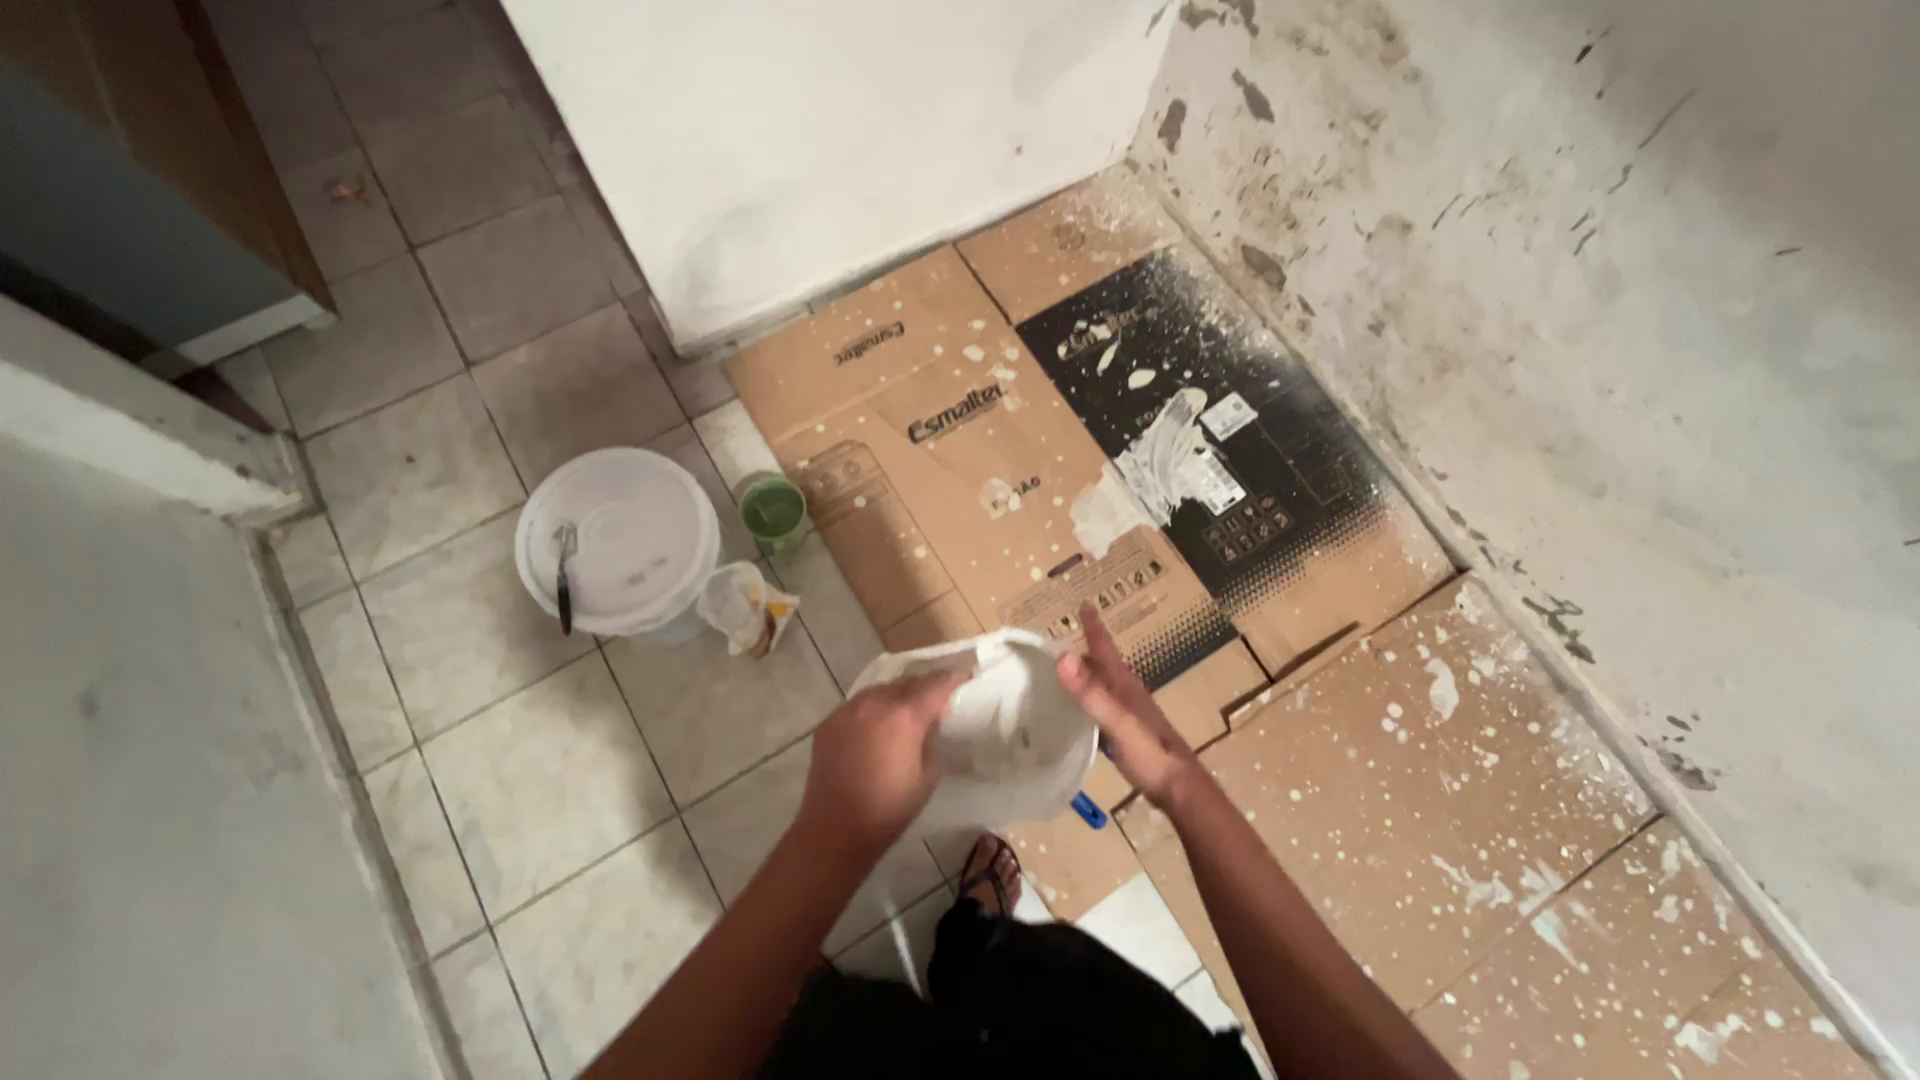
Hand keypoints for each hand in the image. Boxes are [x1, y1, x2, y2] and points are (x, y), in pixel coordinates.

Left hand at [794, 670, 968, 860]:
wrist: (835, 828)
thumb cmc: (889, 808)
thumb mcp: (927, 775)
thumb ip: (931, 739)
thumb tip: (929, 721)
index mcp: (905, 715)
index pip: (936, 684)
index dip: (953, 677)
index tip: (965, 674)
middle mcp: (875, 702)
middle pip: (906, 682)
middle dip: (923, 686)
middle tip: (935, 699)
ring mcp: (847, 710)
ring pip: (879, 690)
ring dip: (896, 696)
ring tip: (903, 713)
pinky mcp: (829, 722)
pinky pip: (857, 706)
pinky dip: (871, 711)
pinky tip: (874, 730)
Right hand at [1056, 603, 1203, 807]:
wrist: (1180, 789)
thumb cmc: (1151, 754)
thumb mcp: (1118, 722)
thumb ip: (1091, 693)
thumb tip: (1063, 656)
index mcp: (1125, 686)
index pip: (1105, 649)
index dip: (1094, 626)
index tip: (1084, 603)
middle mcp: (1127, 695)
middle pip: (1104, 665)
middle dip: (1086, 649)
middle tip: (1061, 638)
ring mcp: (1130, 715)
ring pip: (1104, 687)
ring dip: (1087, 676)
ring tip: (1066, 671)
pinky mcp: (1128, 736)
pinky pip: (1102, 710)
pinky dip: (1088, 703)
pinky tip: (1078, 714)